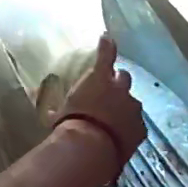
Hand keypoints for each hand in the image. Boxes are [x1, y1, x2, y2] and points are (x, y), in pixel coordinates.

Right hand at [52, 35, 145, 180]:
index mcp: (99, 78)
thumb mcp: (58, 113)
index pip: (106, 53)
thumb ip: (58, 107)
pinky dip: (130, 128)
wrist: (91, 148)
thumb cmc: (69, 124)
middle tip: (109, 93)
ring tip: (113, 122)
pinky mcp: (141, 128)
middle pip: (124, 77)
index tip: (107, 38)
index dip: (107, 45)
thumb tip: (47, 106)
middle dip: (118, 83)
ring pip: (132, 103)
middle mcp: (120, 89)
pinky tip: (120, 138)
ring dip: (124, 108)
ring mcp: (134, 108)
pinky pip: (136, 125)